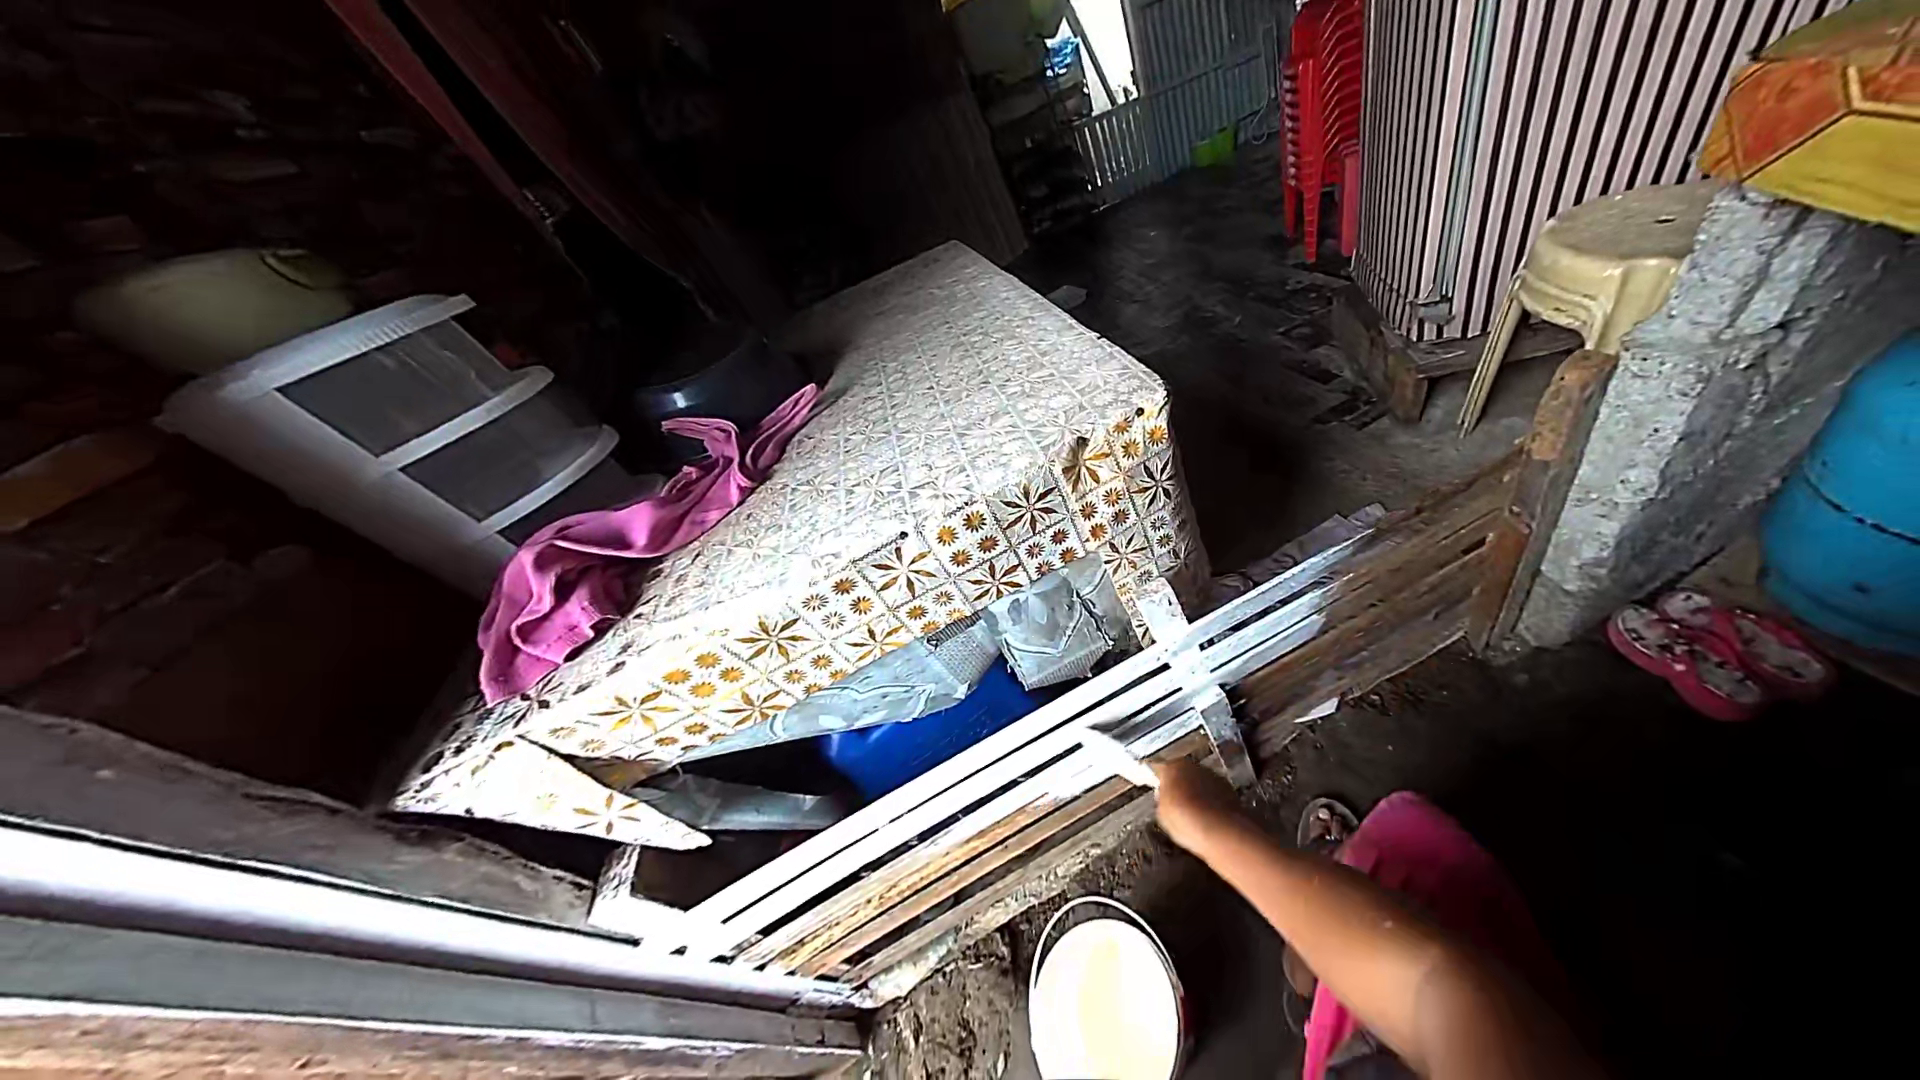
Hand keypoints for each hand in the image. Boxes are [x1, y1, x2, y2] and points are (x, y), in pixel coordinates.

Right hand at [1151, 759, 1241, 852]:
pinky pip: (1215, 793)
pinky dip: (1211, 801)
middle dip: (1179, 784)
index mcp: (1172, 766)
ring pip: (1200, 781)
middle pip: (1182, 772)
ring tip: (1191, 812)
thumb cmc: (1185, 819)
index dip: (1156, 777)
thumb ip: (1161, 799)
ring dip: (1196, 792)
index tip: (1153, 785)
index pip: (1159, 767)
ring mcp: (1214, 777)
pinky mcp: (1231, 790)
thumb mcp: (1162, 812)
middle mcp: (1194, 766)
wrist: (1220, 832)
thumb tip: (1164, 799)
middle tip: (1174, 802)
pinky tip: (1208, 817)